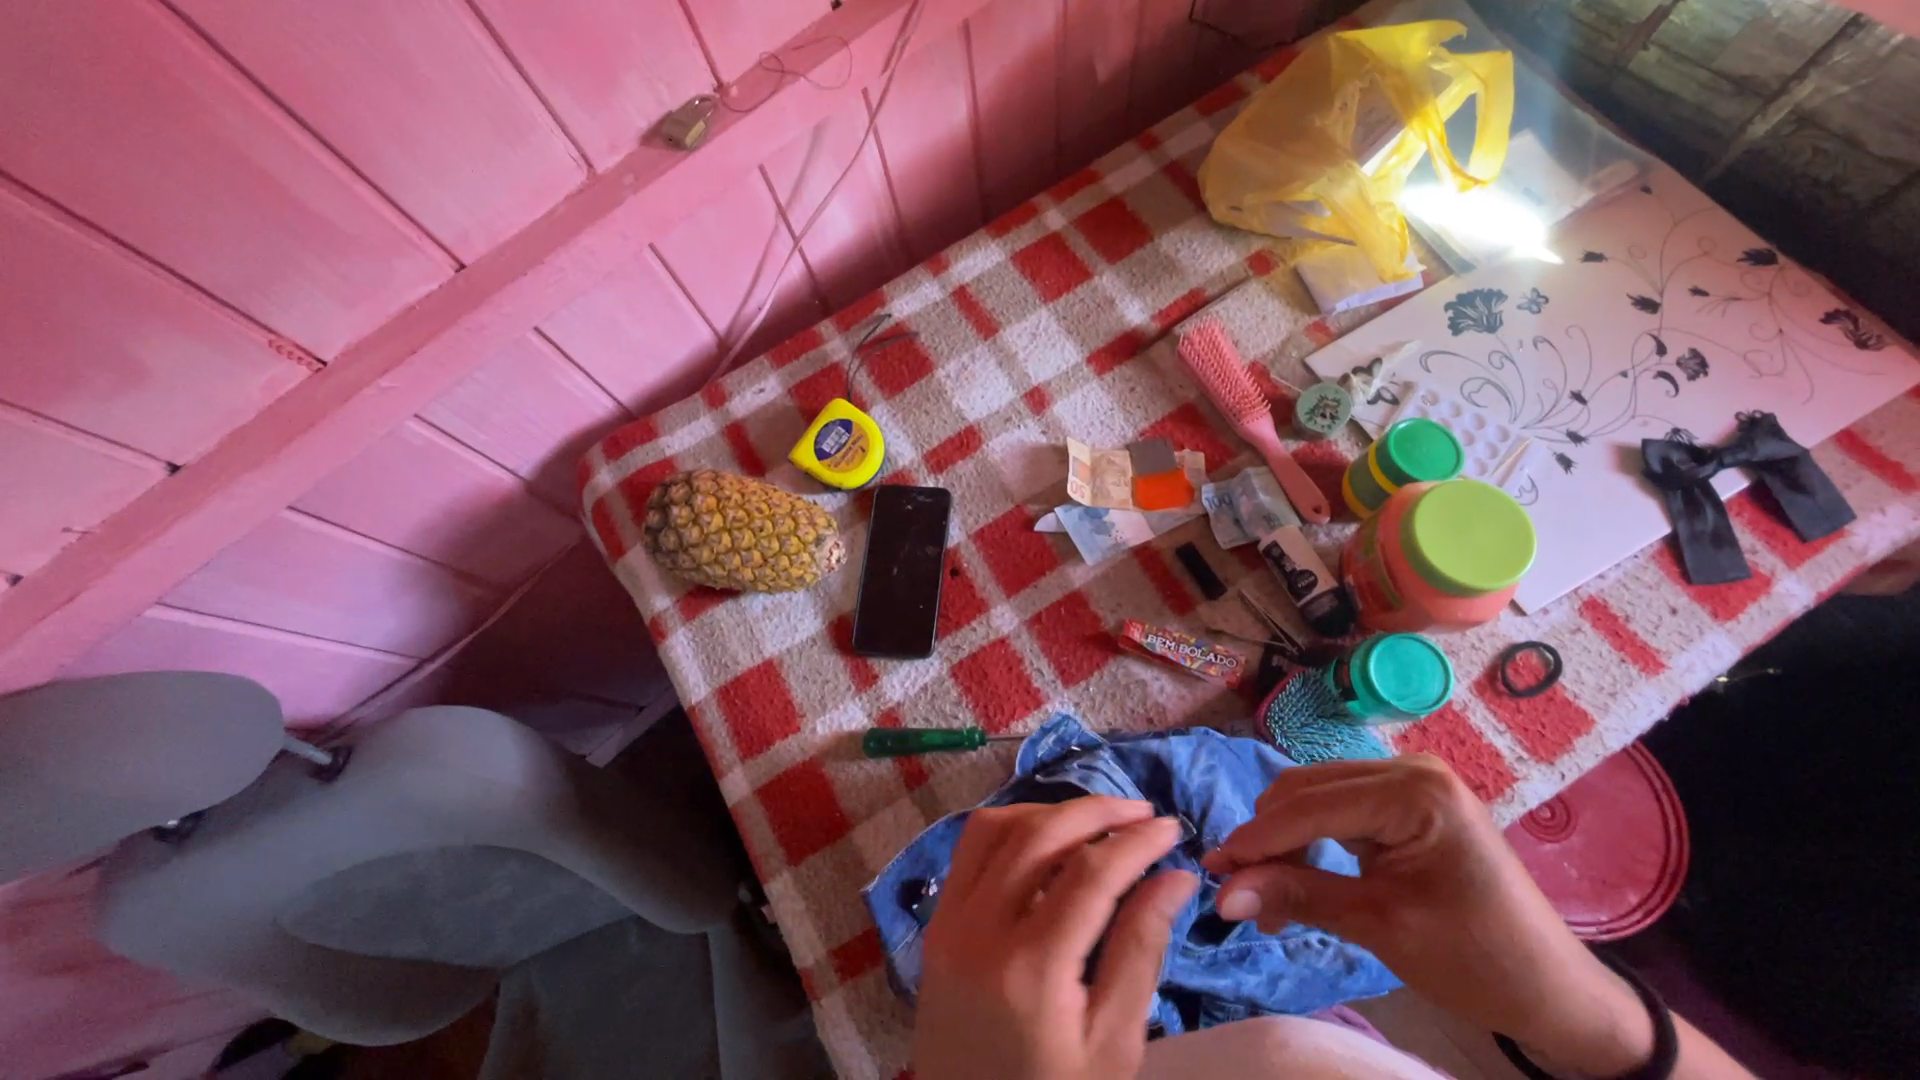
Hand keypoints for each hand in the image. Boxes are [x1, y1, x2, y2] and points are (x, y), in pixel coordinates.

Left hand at [911, 798, 1200, 1079]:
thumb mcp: (1112, 1044)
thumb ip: (1140, 951)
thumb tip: (1176, 876)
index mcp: (1030, 969)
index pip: (1089, 874)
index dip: (1135, 842)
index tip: (1172, 828)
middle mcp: (978, 931)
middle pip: (1037, 836)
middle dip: (1095, 812)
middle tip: (1141, 812)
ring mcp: (947, 924)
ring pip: (994, 829)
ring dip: (1049, 813)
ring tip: (1098, 822)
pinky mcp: (935, 926)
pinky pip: (969, 852)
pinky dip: (1010, 830)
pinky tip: (1047, 843)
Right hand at [1201, 756, 1656, 1075]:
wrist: (1553, 991)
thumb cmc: (1476, 959)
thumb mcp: (1379, 927)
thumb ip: (1297, 897)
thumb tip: (1219, 895)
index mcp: (1414, 791)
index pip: (1311, 806)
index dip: (1256, 839)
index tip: (1211, 869)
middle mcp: (1408, 769)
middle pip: (1305, 790)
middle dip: (1267, 840)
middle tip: (1238, 891)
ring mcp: (1408, 781)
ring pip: (1313, 797)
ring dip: (1283, 841)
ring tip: (1265, 895)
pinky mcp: (1404, 801)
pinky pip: (1336, 808)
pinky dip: (1308, 841)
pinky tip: (1296, 876)